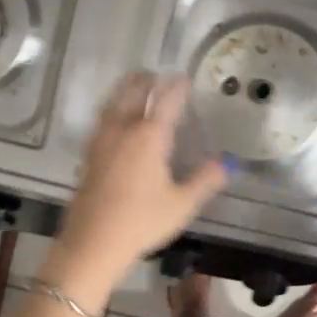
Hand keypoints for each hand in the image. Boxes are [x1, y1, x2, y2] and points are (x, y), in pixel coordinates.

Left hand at [48, 72, 229, 301]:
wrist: (94, 242)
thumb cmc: (142, 222)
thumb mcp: (182, 204)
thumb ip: (205, 180)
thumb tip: (228, 163)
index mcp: (149, 136)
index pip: (165, 101)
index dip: (177, 87)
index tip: (185, 78)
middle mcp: (123, 130)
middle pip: (133, 94)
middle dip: (146, 81)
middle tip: (157, 74)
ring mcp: (101, 142)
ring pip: (112, 104)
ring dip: (125, 90)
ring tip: (134, 85)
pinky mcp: (88, 156)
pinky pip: (102, 121)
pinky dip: (112, 110)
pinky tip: (115, 121)